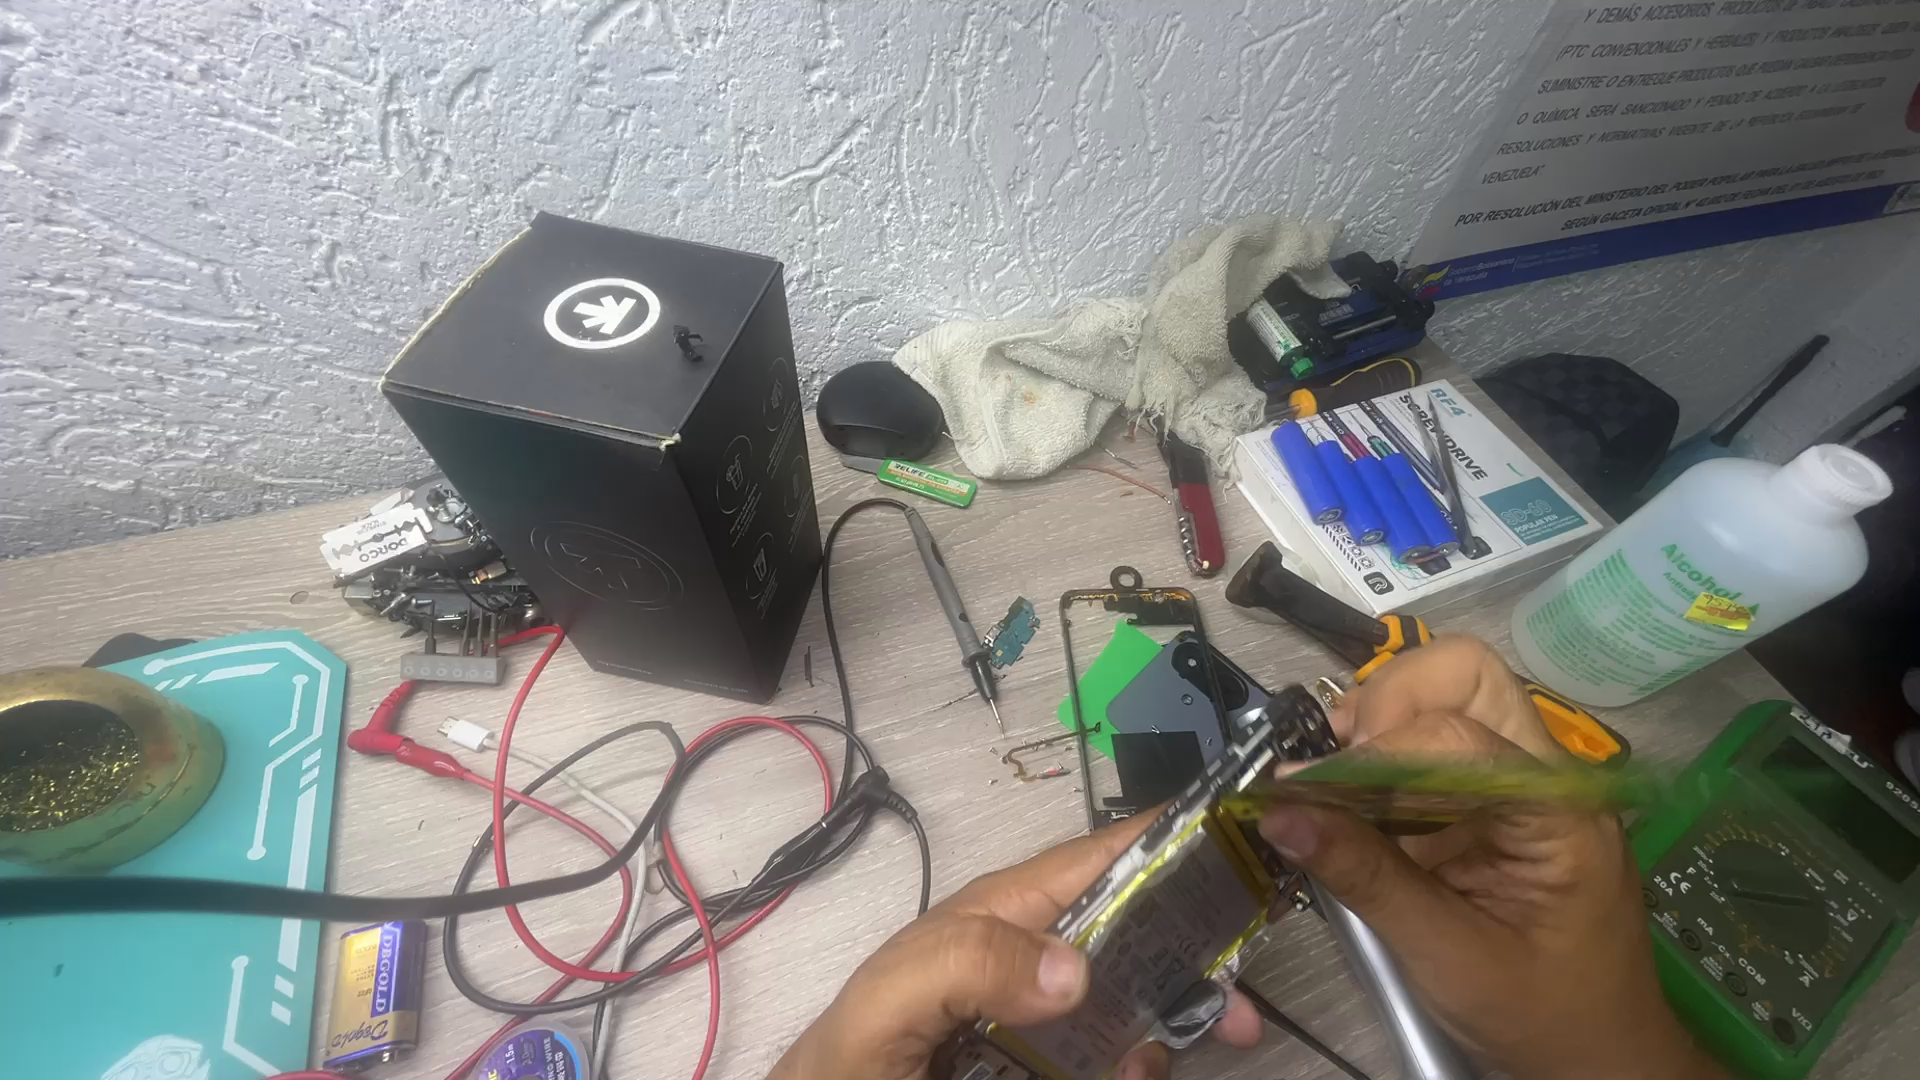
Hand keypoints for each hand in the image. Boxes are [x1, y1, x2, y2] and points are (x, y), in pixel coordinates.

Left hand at [769, 814, 1262, 1079]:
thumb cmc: (864, 1040)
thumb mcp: (898, 987)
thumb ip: (969, 958)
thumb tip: (1076, 967)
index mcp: (1009, 908)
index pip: (1094, 858)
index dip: (1161, 840)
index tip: (1231, 841)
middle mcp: (1041, 948)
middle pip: (1134, 925)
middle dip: (1192, 945)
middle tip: (1243, 999)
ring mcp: (1051, 1007)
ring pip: (1136, 992)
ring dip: (1179, 1011)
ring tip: (1220, 1037)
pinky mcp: (1054, 1056)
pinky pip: (1115, 1053)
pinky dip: (1140, 1062)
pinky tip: (1141, 1073)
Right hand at [1261, 638, 1726, 1079]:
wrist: (1596, 1056)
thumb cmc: (1540, 1015)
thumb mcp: (1446, 956)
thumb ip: (1364, 876)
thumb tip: (1276, 812)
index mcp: (1555, 813)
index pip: (1457, 735)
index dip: (1375, 751)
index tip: (1309, 786)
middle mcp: (1540, 773)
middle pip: (1464, 672)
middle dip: (1388, 697)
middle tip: (1342, 754)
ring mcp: (1511, 774)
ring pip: (1441, 685)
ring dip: (1376, 712)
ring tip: (1336, 769)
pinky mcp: (1480, 788)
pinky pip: (1424, 726)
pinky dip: (1374, 738)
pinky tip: (1348, 781)